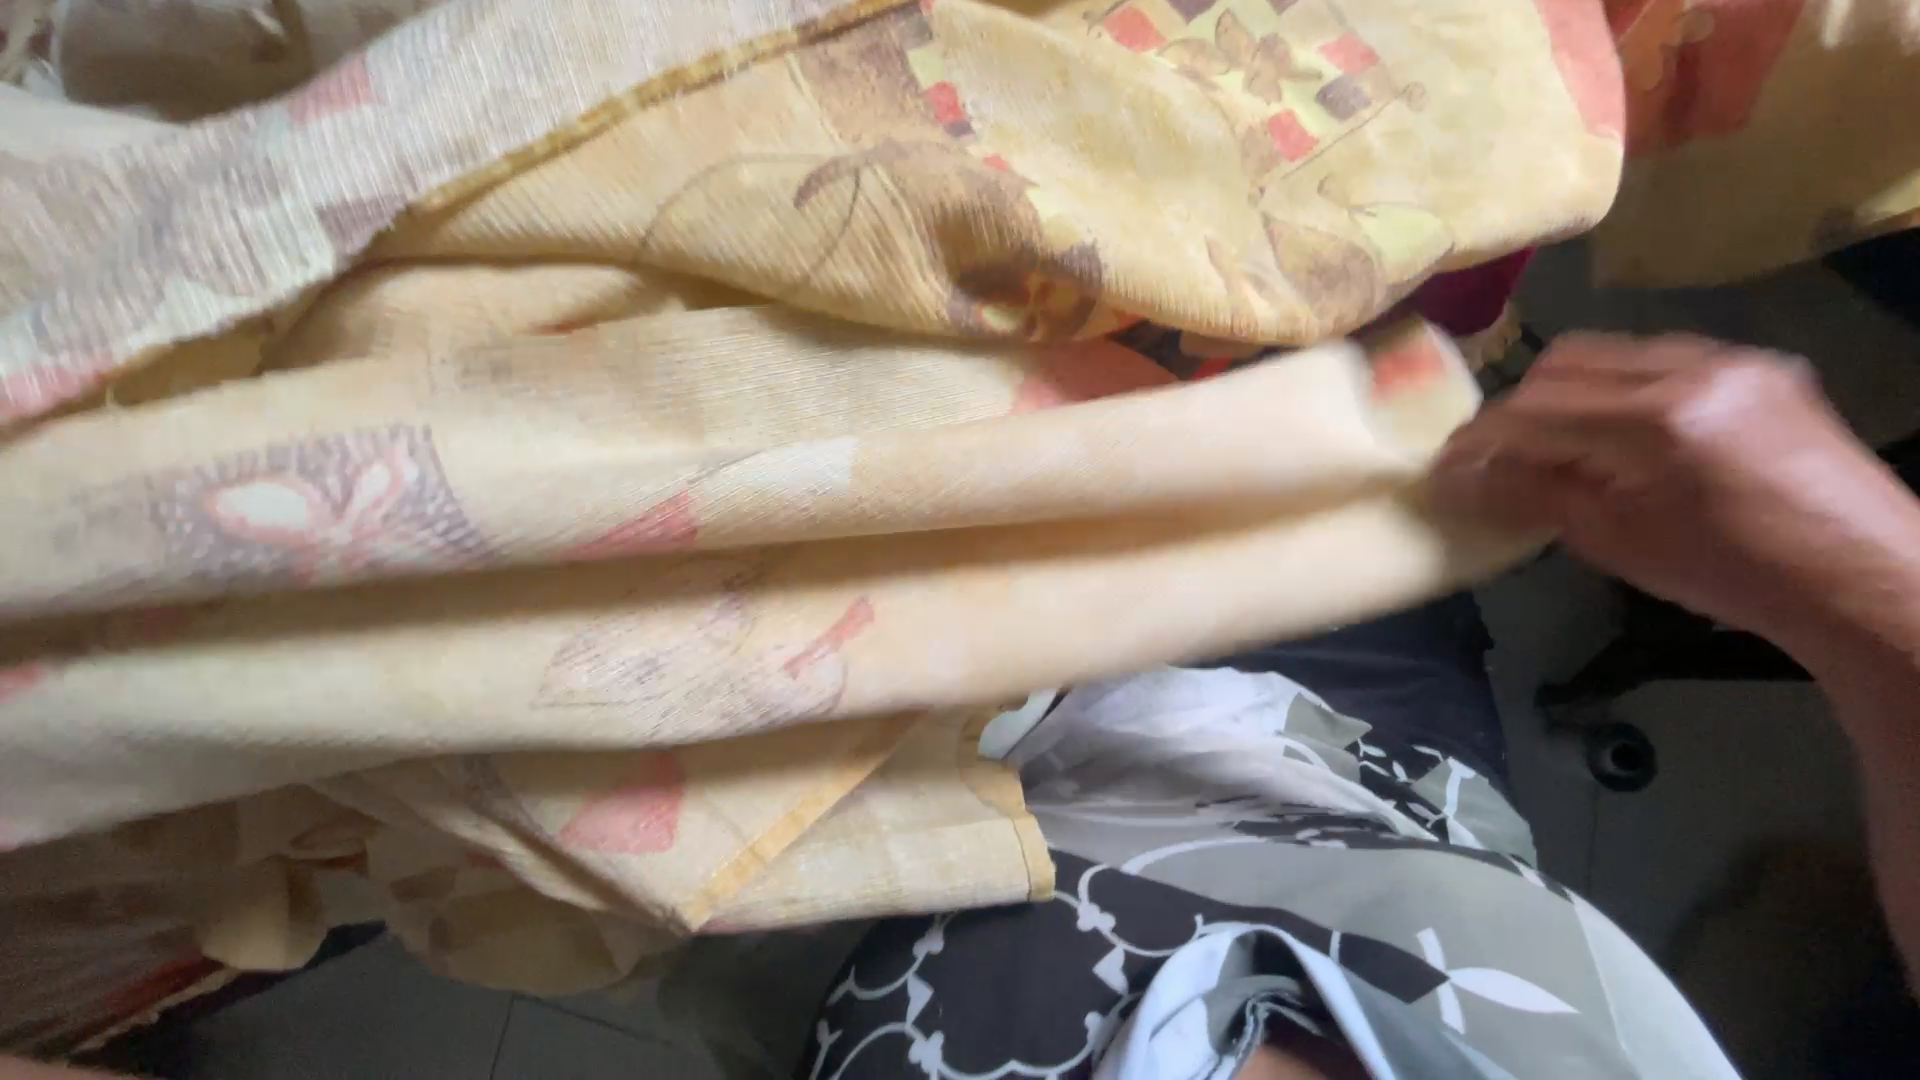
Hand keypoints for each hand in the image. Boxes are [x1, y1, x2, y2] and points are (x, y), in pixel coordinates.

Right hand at [1429, 333, 1919, 655]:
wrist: (1865, 575)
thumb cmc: (1728, 572)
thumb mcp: (1608, 540)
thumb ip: (1526, 493)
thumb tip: (1454, 477)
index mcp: (1655, 425)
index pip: (1529, 412)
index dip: (1474, 441)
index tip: (1442, 470)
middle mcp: (1694, 372)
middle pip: (1559, 365)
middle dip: (1514, 412)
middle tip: (1497, 459)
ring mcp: (1730, 361)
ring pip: (1602, 353)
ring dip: (1559, 395)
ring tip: (1554, 444)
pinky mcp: (1753, 365)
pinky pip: (1651, 359)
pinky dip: (1610, 389)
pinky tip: (1613, 432)